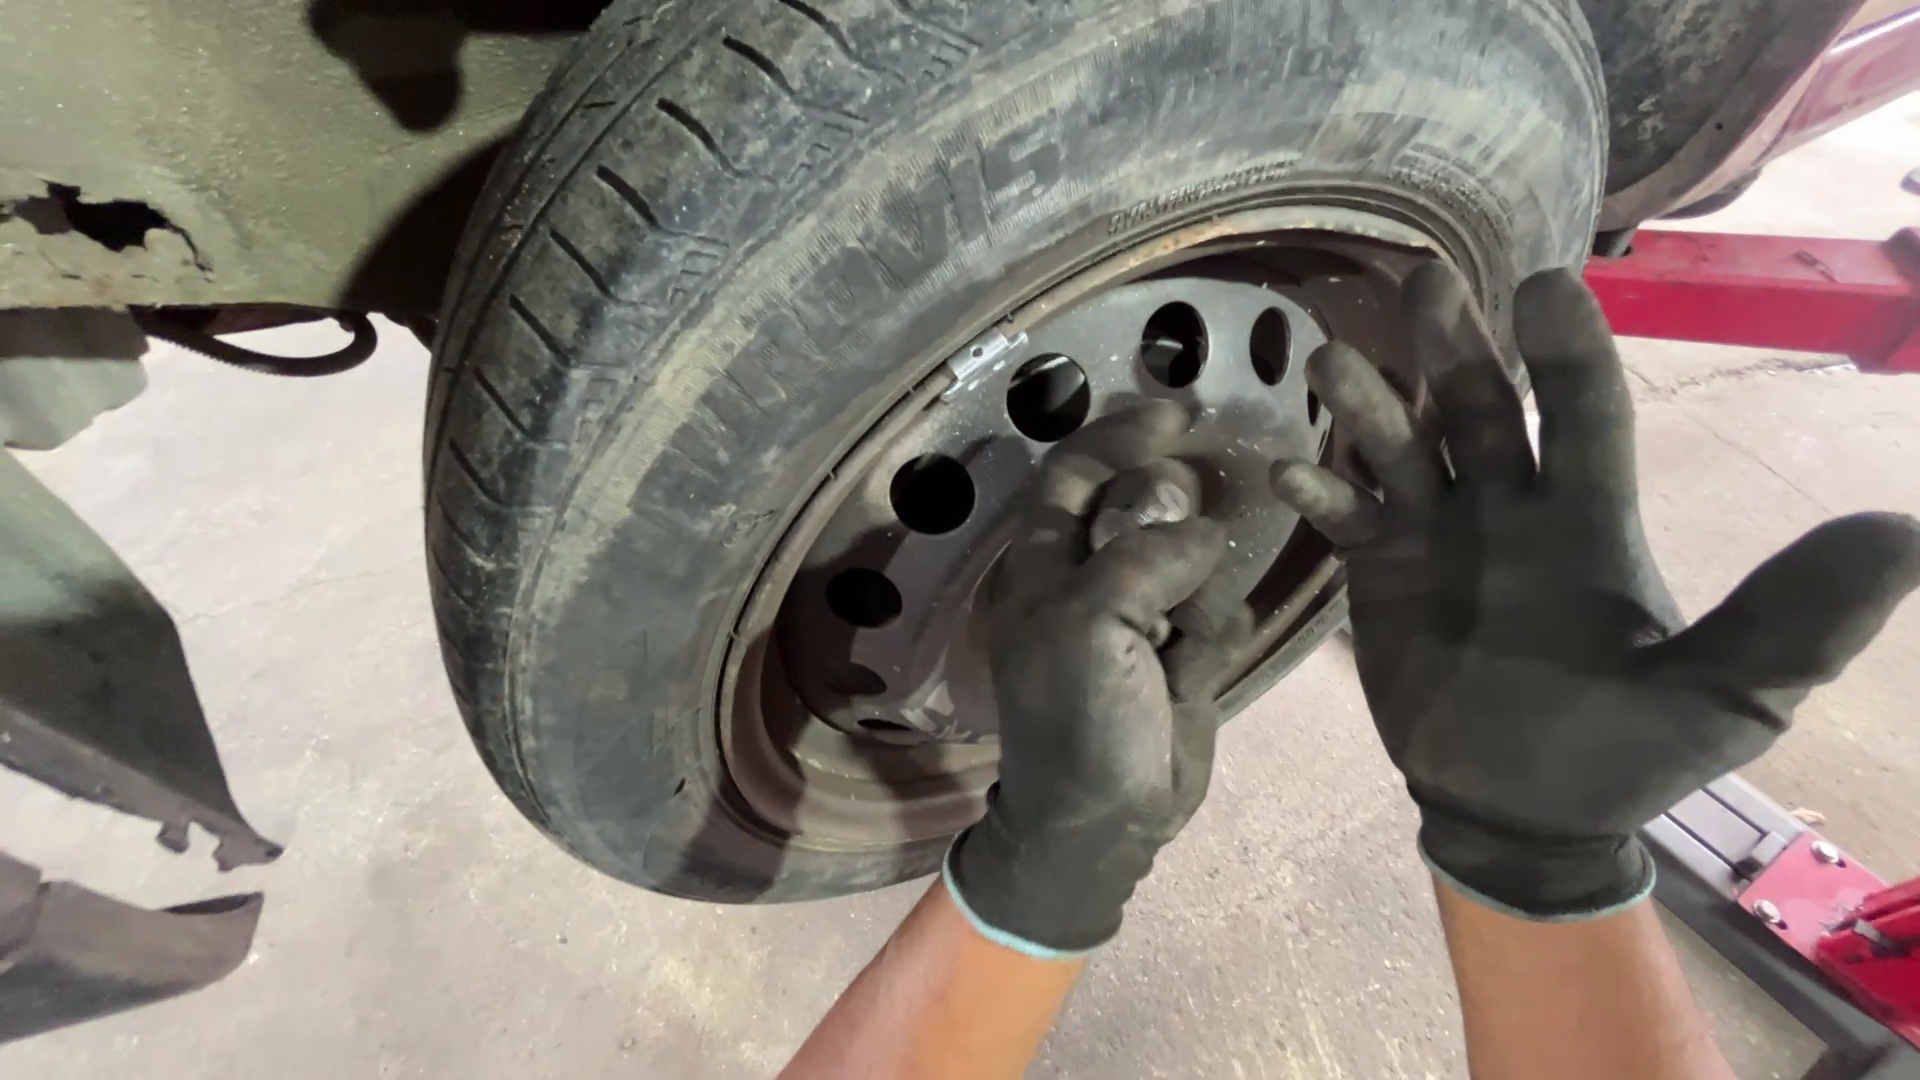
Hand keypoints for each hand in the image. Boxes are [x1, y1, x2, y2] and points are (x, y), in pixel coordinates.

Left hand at [947, 402, 1248, 954]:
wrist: (1105, 819)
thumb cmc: (1075, 718)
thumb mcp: (1091, 626)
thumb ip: (1141, 557)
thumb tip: (1199, 526)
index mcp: (1045, 558)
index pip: (1075, 468)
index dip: (1120, 434)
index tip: (1180, 413)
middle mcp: (1090, 571)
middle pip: (1146, 502)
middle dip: (1171, 525)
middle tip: (1170, 576)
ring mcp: (1140, 607)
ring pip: (1195, 556)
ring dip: (1197, 600)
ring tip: (1174, 653)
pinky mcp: (1181, 643)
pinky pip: (1217, 607)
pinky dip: (1212, 638)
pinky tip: (1190, 679)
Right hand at [1272, 263, 1919, 918]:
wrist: (1515, 800)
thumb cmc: (1620, 749)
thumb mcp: (1722, 697)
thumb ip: (1790, 622)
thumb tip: (1901, 529)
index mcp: (1586, 518)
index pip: (1580, 415)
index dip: (1565, 352)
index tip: (1545, 285)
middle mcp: (1504, 507)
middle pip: (1473, 408)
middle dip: (1450, 345)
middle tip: (1423, 279)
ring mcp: (1433, 533)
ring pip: (1397, 449)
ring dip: (1367, 406)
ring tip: (1329, 364)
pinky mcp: (1378, 566)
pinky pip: (1346, 515)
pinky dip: (1320, 491)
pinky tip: (1292, 474)